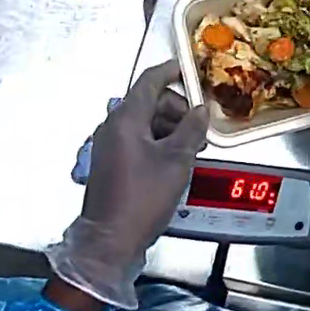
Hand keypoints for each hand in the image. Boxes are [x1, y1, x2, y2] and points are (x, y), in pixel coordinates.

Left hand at [45, 60, 206, 310]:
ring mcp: (109, 146)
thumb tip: (200, 111)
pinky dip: (158, 142)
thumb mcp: (177, 161)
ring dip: (169, 128)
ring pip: (144, 123)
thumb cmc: (141, 198)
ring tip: (190, 147)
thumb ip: (191, 130)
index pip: (148, 81)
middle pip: (148, 102)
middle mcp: (113, 127)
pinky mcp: (111, 164)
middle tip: (198, 125)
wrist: (110, 241)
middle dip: (176, 108)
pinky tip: (174, 160)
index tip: (185, 69)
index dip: (169, 71)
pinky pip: (137, 141)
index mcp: (126, 119)